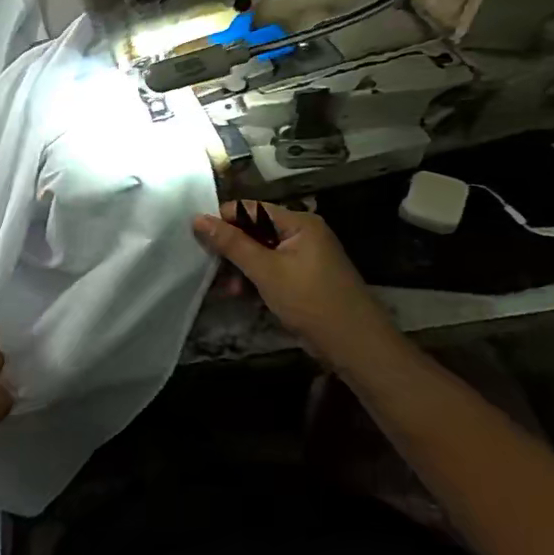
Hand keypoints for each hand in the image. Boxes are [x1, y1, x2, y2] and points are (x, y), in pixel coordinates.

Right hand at [193, 202, 390, 368]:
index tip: (197, 236)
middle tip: (208, 267)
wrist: (356, 346)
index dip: (224, 219)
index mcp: (299, 222)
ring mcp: (305, 258)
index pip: (251, 208)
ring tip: (225, 289)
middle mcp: (303, 234)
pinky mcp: (304, 279)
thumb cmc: (311, 301)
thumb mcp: (266, 271)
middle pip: (256, 230)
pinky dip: (255, 279)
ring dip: (241, 268)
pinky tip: (239, 295)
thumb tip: (198, 218)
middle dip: (231, 249)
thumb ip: (232, 244)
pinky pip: (272, 270)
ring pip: (262, 253)